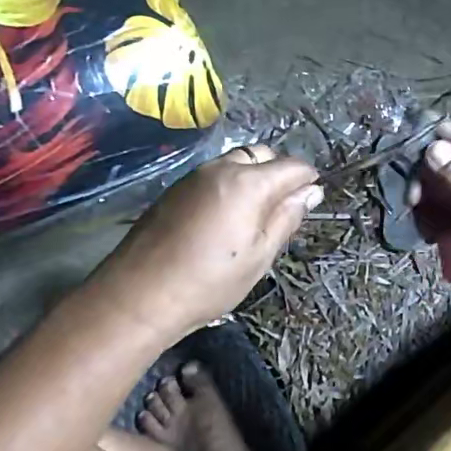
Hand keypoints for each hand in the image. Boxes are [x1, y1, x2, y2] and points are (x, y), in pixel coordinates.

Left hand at [102, 144, 320, 335]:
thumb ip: (287, 217)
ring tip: (254, 216)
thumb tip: (311, 192)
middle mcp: (221, 168)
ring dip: (254, 178)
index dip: (308, 181)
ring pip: (236, 162)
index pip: (292, 167)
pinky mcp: (175, 189)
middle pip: (262, 155)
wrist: (138, 295)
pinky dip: (230, 185)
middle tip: (282, 210)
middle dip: (279, 173)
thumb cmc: (210, 281)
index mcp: (248, 183)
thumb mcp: (260, 255)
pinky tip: (225, 219)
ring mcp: (194, 176)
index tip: (311, 200)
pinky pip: (214, 175)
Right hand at [407, 120, 450, 300]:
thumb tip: (434, 145)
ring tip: (431, 233)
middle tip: (412, 203)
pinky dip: (433, 222)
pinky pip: (441, 209)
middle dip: (427, 184)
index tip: (405, 144)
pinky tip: (435, 240)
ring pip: (439, 189)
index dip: (436, 138)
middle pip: (447, 165)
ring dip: (428, 208)